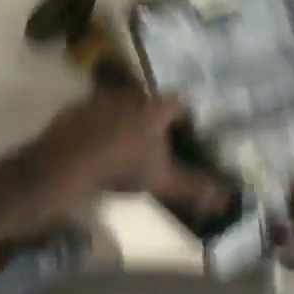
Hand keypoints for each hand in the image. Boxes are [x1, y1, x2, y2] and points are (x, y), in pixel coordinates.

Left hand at [21, 91, 234, 221]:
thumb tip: (228, 199)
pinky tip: (99, 150)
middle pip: (149, 103)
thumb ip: (196, 188)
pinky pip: (94, 116)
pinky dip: (100, 129)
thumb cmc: (121, 168)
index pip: (178, 104)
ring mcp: (97, 99)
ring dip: (126, 123)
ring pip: (120, 108)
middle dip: (155, 121)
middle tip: (160, 145)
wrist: (65, 165)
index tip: (188, 137)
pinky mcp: (73, 109)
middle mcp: (126, 94)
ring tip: (129, 149)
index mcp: (152, 106)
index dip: (186, 119)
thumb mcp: (162, 181)